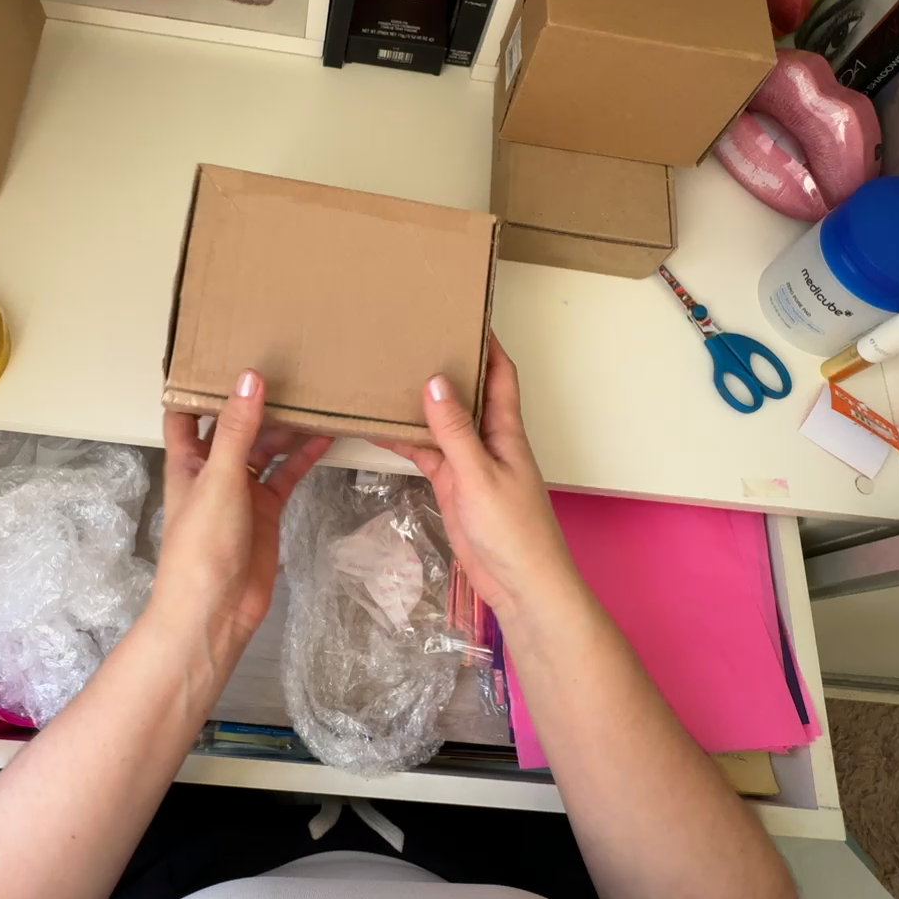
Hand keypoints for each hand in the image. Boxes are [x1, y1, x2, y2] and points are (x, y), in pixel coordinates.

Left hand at [155, 369, 332, 651]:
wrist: (217, 609)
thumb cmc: (203, 543)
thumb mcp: (220, 479)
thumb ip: (238, 429)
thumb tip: (250, 377)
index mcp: (188, 459)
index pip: (187, 412)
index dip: (199, 386)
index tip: (222, 351)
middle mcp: (213, 470)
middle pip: (236, 426)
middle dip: (255, 401)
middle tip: (287, 366)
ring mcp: (242, 490)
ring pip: (266, 448)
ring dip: (286, 427)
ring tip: (313, 396)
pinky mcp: (267, 510)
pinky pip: (287, 475)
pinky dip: (304, 457)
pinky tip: (325, 437)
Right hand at [377, 337, 584, 622]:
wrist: (518, 584)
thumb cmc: (511, 528)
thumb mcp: (479, 474)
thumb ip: (455, 430)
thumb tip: (435, 380)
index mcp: (506, 430)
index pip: (501, 375)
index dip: (489, 344)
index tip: (466, 314)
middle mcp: (489, 440)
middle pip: (469, 393)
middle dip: (449, 366)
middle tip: (416, 338)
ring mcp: (470, 464)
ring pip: (443, 423)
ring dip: (422, 403)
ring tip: (390, 374)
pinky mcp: (454, 486)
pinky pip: (428, 454)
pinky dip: (407, 441)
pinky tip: (381, 428)